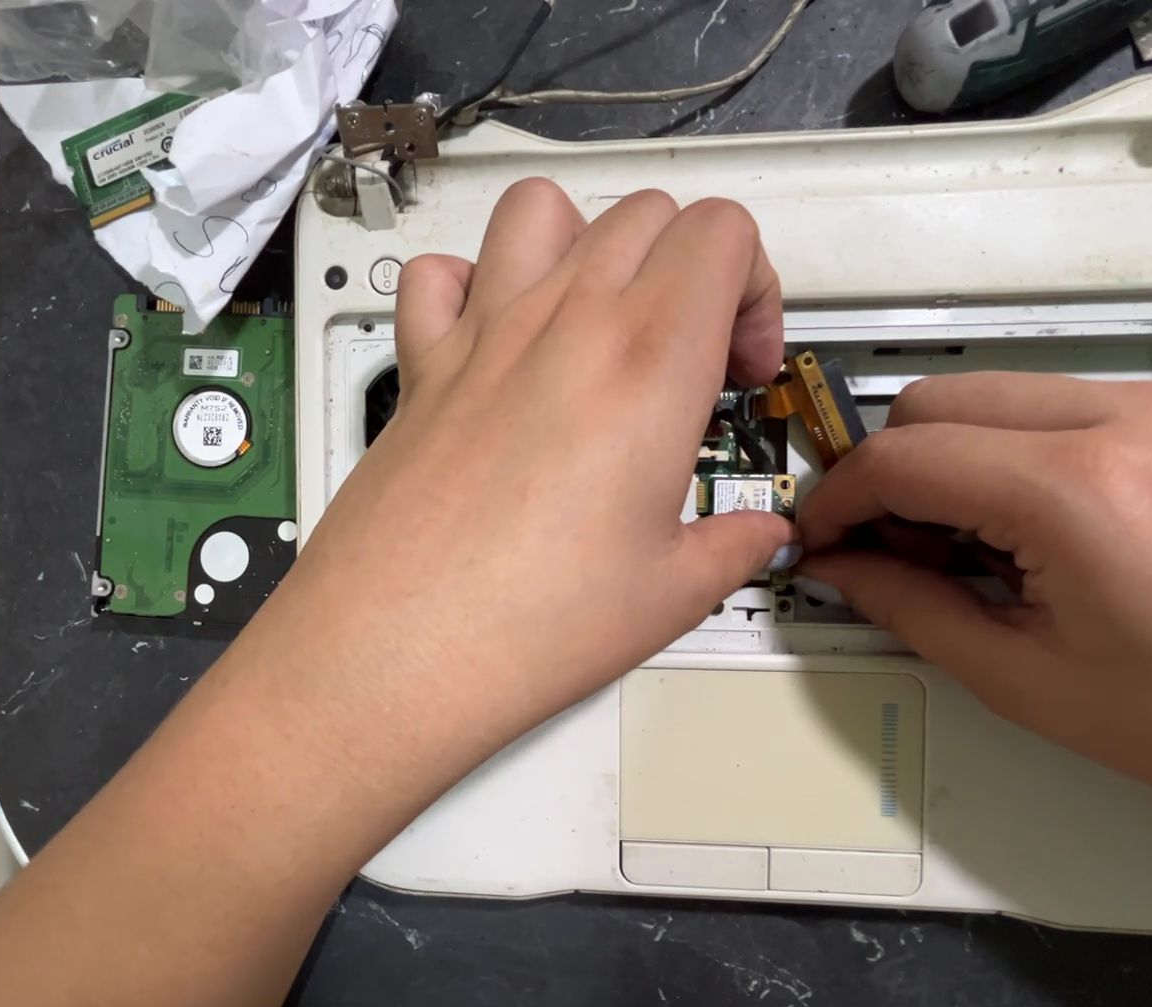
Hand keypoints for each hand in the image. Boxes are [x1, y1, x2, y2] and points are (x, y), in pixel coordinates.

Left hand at [0, 183, 797, 1006]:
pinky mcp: (421, 369)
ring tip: (598, 318)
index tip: (743, 364)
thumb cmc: (526, 627)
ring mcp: (479, 338)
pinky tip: (495, 339)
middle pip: (647, 214)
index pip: (723, 233)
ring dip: (586, 243)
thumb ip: (733, 548)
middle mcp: (561, 325)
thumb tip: (756, 538)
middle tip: (690, 356)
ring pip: (541, 210)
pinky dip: (471, 282)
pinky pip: (437, 275)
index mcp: (645, 362)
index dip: (756, 287)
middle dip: (690, 268)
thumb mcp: (669, 594)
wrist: (395, 652)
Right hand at [795, 373, 1151, 1006]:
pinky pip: (1089, 402)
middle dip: (891, 466)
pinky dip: (1038, 449)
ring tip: (986, 539)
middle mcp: (1144, 418)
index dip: (837, 498)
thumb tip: (835, 566)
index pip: (900, 456)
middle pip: (941, 398)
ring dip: (963, 455)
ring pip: (1011, 391)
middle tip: (898, 542)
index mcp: (1084, 494)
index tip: (825, 538)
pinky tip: (1067, 524)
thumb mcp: (1024, 678)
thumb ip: (904, 604)